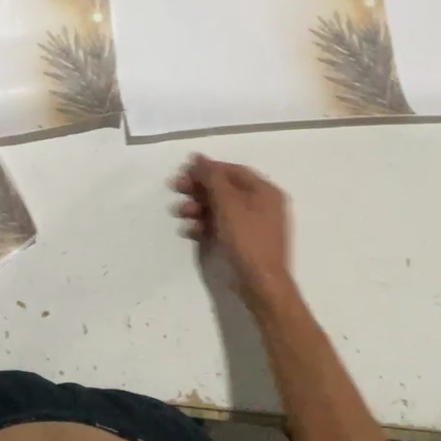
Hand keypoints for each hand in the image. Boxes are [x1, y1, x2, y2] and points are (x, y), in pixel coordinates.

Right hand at [170, 155, 292, 305]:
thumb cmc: (246, 238)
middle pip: (224, 188)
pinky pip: (220, 225)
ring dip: (197, 207)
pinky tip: (190, 231)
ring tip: (180, 212)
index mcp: (265, 191)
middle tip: (176, 188)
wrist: (260, 284)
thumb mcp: (227, 203)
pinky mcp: (242, 242)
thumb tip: (198, 157)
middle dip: (198, 188)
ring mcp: (252, 224)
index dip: (208, 169)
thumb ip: (212, 177)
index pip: (232, 170)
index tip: (184, 172)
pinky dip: (204, 225)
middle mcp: (261, 205)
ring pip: (219, 207)